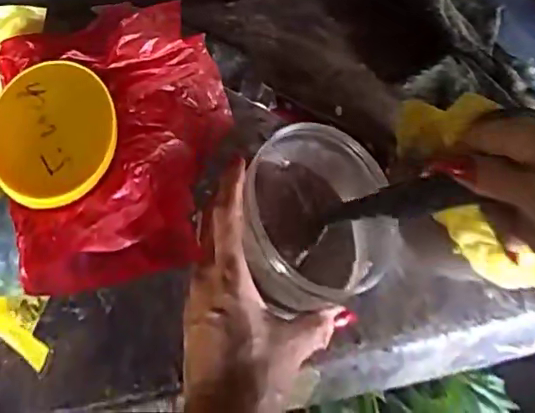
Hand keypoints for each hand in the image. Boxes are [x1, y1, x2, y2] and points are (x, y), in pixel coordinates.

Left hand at [183, 160, 344, 412]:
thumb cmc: (252, 373)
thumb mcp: (290, 347)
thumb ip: (316, 325)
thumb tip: (342, 310)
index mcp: (225, 275)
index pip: (225, 218)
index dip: (231, 187)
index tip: (237, 160)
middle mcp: (203, 275)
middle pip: (208, 224)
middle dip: (220, 197)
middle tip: (236, 175)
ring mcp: (193, 292)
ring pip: (202, 243)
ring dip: (215, 221)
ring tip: (234, 206)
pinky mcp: (191, 309)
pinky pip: (202, 263)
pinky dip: (213, 245)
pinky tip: (227, 251)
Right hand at [436, 113, 534, 311]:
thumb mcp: (534, 202)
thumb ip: (485, 175)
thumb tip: (441, 158)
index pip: (473, 132)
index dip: (450, 157)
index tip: (431, 187)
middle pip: (492, 152)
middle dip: (484, 188)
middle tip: (493, 226)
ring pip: (515, 178)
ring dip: (511, 210)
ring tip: (524, 244)